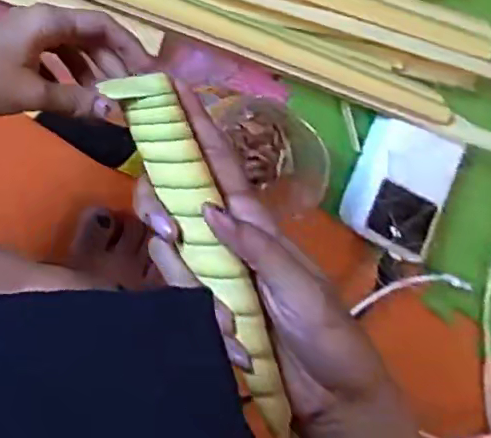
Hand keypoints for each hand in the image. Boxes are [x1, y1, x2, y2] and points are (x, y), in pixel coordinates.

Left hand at [0, 4, 153, 118]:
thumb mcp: (34, 92)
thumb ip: (76, 100)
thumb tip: (116, 112)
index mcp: (49, 20)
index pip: (102, 25)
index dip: (130, 47)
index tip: (150, 73)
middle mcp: (42, 19)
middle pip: (89, 36)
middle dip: (113, 64)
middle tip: (133, 95)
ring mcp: (28, 33)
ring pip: (72, 48)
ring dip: (92, 72)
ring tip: (108, 102)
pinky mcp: (17, 49)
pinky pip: (53, 57)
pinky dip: (69, 75)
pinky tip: (75, 97)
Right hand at [135, 80, 415, 437]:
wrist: (332, 403)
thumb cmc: (329, 336)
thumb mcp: (304, 289)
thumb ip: (257, 247)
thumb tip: (206, 208)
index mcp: (249, 216)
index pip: (216, 158)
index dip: (196, 121)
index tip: (172, 87)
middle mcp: (218, 230)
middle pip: (168, 192)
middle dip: (158, 204)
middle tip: (169, 231)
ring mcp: (205, 263)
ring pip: (164, 240)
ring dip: (188, 278)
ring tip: (231, 321)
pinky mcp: (196, 297)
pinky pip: (173, 285)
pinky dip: (197, 309)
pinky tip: (232, 338)